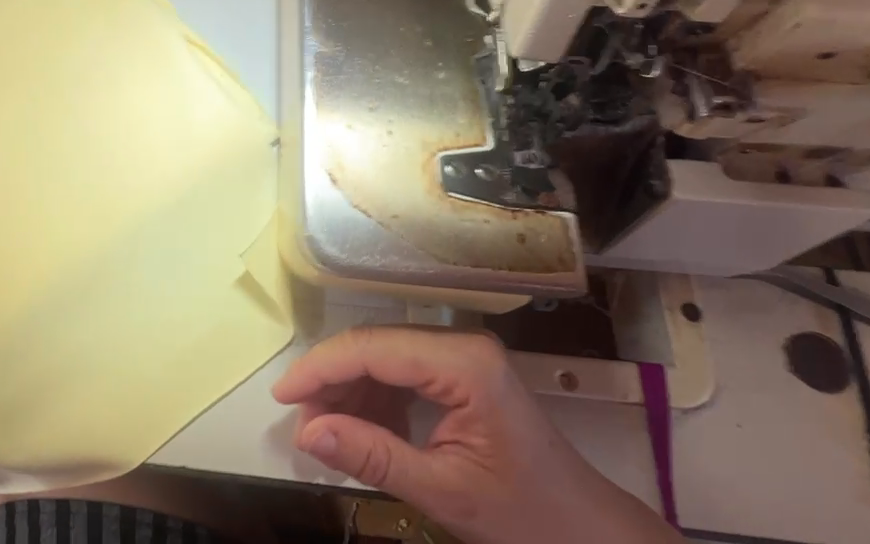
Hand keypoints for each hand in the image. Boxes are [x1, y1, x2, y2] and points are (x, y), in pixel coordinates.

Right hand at [272, 327, 682, 543]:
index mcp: (463, 363)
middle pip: (374, 347)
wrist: (589, 534)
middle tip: (302, 425)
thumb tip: (306, 434)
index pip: (371, 349)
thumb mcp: (445, 492)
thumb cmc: (527, 516)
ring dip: (350, 392)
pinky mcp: (461, 373)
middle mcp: (460, 344)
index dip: (319, 369)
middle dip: (332, 382)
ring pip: (383, 357)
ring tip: (326, 433)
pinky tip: (362, 431)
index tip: (280, 397)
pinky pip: (402, 373)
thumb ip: (373, 457)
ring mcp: (462, 356)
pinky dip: (375, 400)